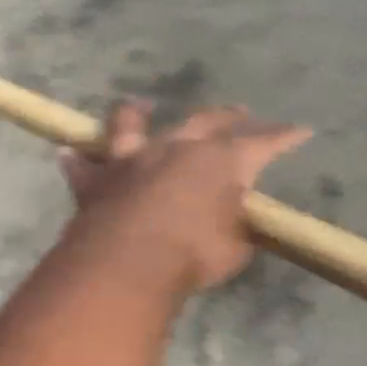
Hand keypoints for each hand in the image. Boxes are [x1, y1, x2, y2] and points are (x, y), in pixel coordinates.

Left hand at [58, 101, 312, 292]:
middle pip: (201, 123)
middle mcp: (172, 150)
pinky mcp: (91, 182)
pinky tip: (67, 154)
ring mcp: (127, 162)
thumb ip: (230, 219)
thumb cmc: (193, 254)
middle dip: (224, 117)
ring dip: (135, 114)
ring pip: (129, 127)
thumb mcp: (234, 241)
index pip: (260, 143)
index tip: (299, 131)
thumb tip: (221, 215)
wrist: (123, 261)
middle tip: (239, 112)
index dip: (282, 137)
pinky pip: (80, 167)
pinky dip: (75, 160)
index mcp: (220, 160)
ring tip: (138, 104)